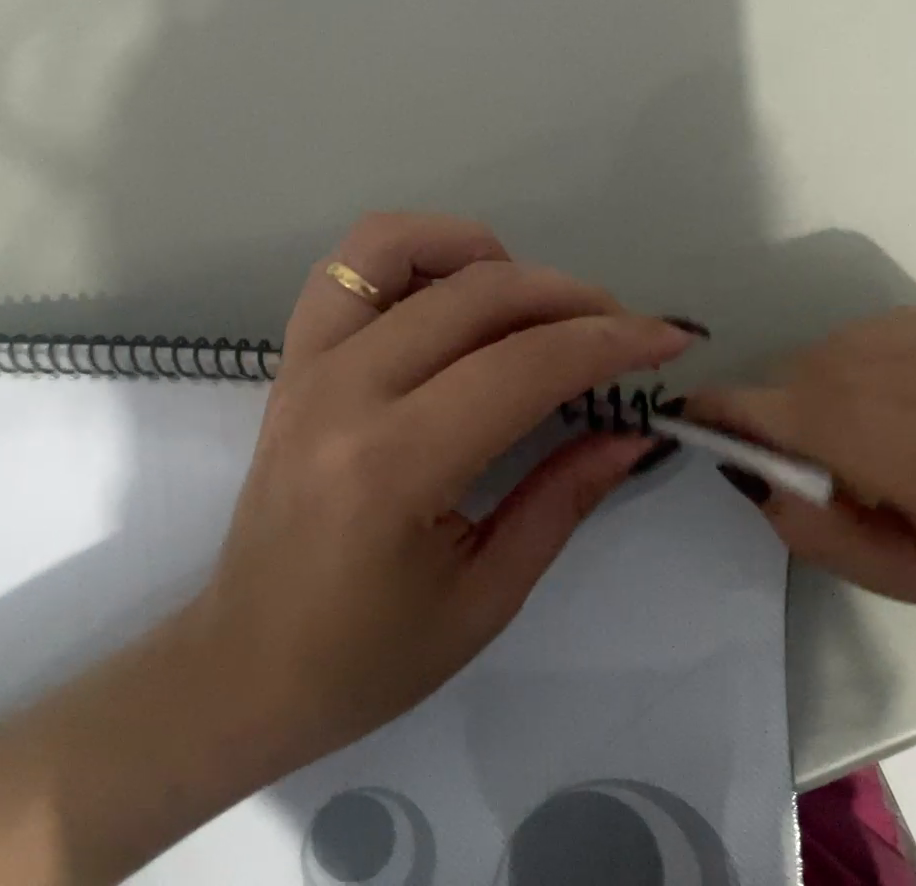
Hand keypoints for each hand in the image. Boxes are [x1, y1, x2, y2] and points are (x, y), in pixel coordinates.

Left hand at [186, 213, 699, 765]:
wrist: (246, 666)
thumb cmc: (368, 658)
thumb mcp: (486, 595)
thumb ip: (563, 498)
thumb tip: (634, 428)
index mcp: (394, 467)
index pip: (523, 366)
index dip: (610, 343)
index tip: (669, 339)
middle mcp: (343, 394)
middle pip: (475, 295)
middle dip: (569, 297)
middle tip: (621, 331)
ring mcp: (304, 368)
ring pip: (393, 248)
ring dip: (479, 252)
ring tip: (531, 302)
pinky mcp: (288, 366)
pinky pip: (345, 273)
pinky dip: (409, 256)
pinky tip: (454, 297)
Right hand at [687, 303, 915, 619]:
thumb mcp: (902, 580)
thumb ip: (813, 528)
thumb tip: (741, 459)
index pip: (835, 424)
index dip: (752, 413)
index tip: (695, 411)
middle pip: (833, 373)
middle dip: (778, 399)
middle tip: (763, 431)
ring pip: (850, 341)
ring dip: (815, 377)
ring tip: (836, 420)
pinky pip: (883, 325)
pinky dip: (855, 357)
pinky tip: (884, 394)